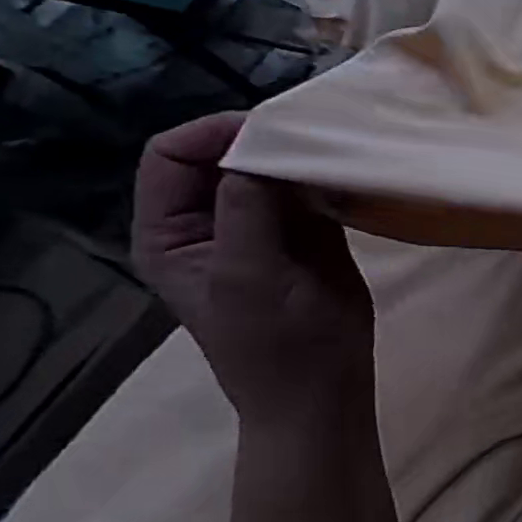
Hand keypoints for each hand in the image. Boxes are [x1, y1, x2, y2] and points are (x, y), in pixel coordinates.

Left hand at [131, 112, 374, 426]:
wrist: (323, 389)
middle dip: (263, 141)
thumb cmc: (276, 344)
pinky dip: (327, 177)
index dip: (216, 134)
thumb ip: (247, 210)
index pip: (174, 156)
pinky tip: (349, 174)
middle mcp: (211, 222)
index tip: (273, 132)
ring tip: (337, 149)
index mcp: (172, 233)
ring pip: (271, 170)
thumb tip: (258, 146)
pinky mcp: (308, 234)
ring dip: (300, 157)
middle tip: (314, 136)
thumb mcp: (248, 276)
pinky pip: (310, 191)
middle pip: (224, 156)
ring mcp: (263, 227)